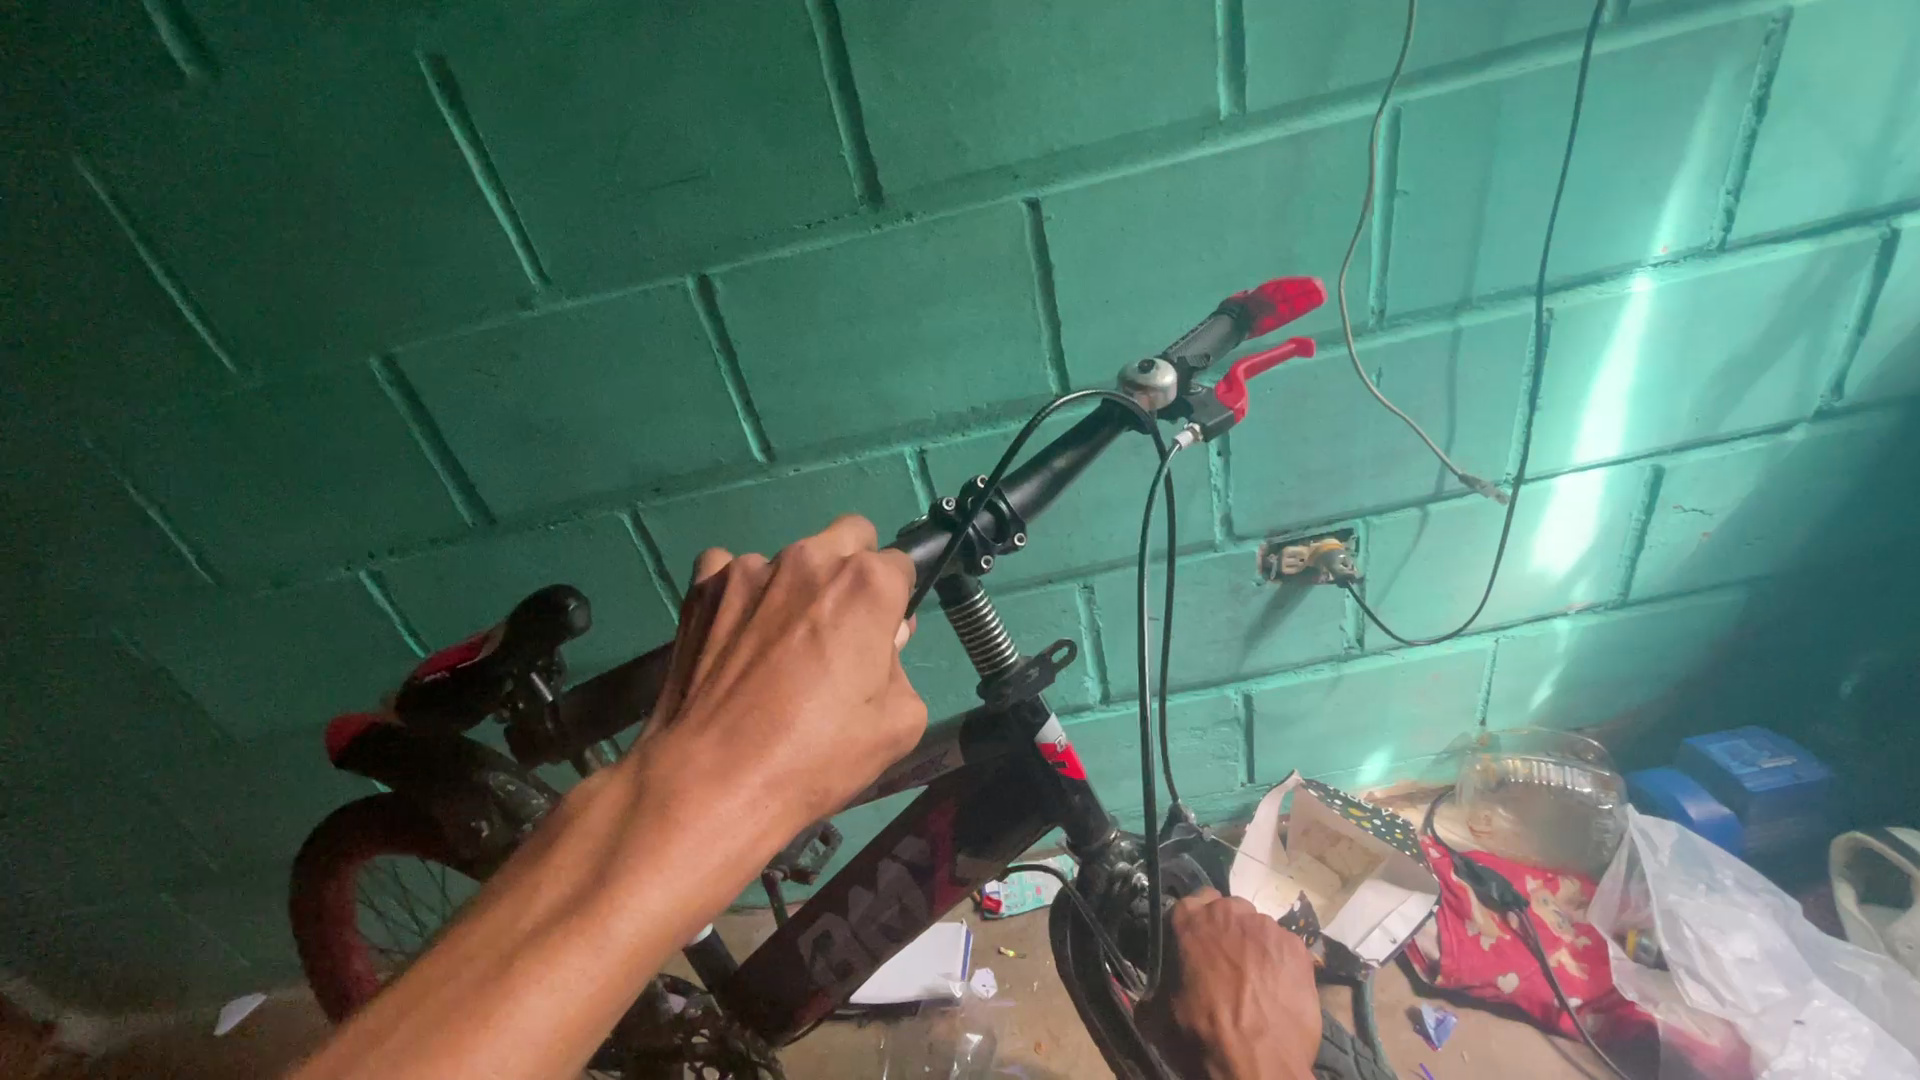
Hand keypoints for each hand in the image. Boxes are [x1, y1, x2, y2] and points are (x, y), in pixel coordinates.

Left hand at [638, 514, 927, 840]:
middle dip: (856, 569)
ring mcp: (750, 568)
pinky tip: (736, 635)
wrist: (713, 780)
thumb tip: (882, 643)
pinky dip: (740, 593)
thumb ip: (902, 666)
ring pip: (790, 558)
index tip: (882, 636)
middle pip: (851, 536)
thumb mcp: (899, 723)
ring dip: (796, 586)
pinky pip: (729, 569)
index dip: (896, 601)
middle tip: (841, 627)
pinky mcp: (703, 588)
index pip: (901, 564)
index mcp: (867, 585)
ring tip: (778, 646)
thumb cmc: (817, 756)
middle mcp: (811, 559)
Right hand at [1159, 888, 1321, 1079]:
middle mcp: (1228, 912)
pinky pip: (1285, 946)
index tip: (1203, 942)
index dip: (1200, 922)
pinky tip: (1280, 988)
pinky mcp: (1296, 946)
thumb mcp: (1164, 1009)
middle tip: (1231, 964)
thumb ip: (1161, 984)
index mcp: (1190, 919)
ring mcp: (1265, 927)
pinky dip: (1282, 961)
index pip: (1194, 901)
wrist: (1260, 1063)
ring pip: (1260, 927)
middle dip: (1230, 931)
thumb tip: (1154, 992)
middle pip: (1230, 910)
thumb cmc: (1205, 1031)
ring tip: (1259, 980)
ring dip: (1256, 945)